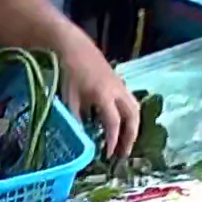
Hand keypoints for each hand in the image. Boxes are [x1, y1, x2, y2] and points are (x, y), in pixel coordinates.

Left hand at [60, 45, 138, 159]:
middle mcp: (117, 89)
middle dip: (130, 136)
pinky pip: (128, 100)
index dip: (113, 141)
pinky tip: (117, 125)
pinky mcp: (117, 81)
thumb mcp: (69, 102)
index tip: (108, 155)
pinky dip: (127, 115)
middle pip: (132, 115)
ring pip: (134, 107)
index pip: (114, 123)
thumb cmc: (68, 73)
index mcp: (104, 95)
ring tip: (124, 143)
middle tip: (123, 154)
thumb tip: (81, 143)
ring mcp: (119, 84)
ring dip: (132, 126)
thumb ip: (76, 122)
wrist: (71, 45)